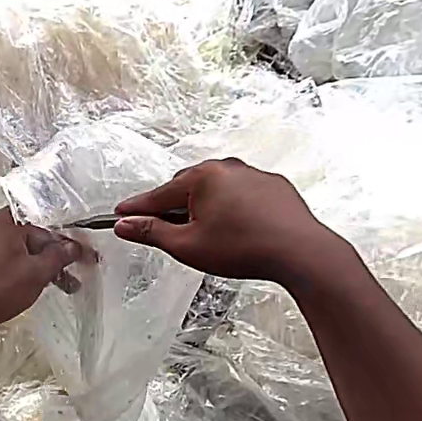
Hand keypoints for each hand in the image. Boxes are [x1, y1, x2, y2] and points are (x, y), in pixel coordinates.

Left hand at [0, 208, 85, 343]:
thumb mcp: (36, 273)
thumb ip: (59, 256)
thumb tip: (77, 246)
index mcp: (6, 222)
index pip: (46, 223)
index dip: (68, 239)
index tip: (86, 255)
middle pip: (36, 236)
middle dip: (58, 255)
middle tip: (79, 271)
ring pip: (26, 250)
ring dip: (46, 266)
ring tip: (69, 286)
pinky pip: (14, 260)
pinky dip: (29, 270)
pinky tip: (44, 285)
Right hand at [113, 158, 351, 287]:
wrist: (300, 252)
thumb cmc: (244, 248)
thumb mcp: (187, 245)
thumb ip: (152, 232)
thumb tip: (125, 225)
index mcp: (202, 177)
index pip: (158, 194)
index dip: (137, 208)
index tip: (121, 214)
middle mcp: (227, 168)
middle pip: (187, 188)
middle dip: (174, 208)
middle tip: (167, 231)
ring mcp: (254, 175)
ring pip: (216, 190)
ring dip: (205, 208)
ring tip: (207, 235)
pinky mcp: (275, 187)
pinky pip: (243, 194)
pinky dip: (232, 208)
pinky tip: (236, 230)